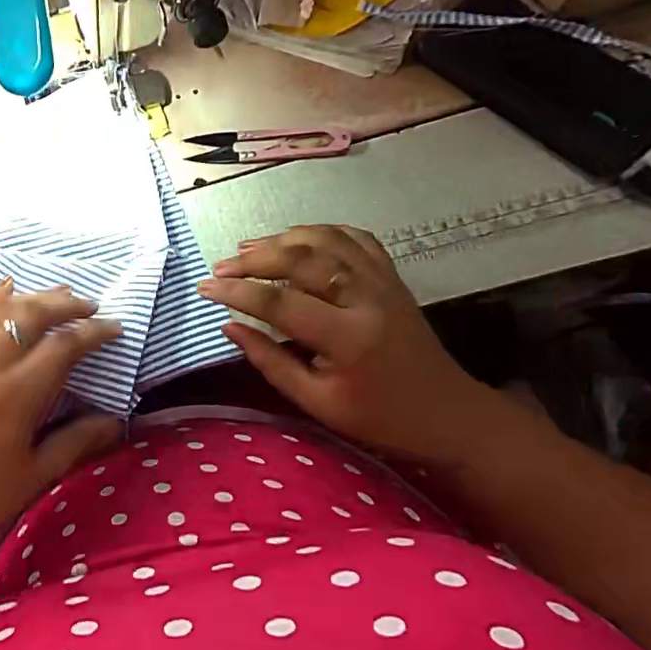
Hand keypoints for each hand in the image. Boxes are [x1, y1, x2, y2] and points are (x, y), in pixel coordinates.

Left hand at [0, 281, 123, 559]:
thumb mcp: (36, 474)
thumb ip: (77, 439)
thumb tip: (117, 420)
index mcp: (17, 395)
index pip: (64, 345)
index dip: (95, 332)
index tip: (116, 329)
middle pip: (33, 314)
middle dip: (67, 304)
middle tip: (92, 305)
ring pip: (3, 308)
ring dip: (35, 296)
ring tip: (60, 294)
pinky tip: (9, 288)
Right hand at [197, 225, 493, 458]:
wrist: (445, 412)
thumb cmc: (378, 417)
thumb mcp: (317, 403)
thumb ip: (271, 362)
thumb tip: (230, 327)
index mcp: (348, 337)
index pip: (280, 303)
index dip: (237, 292)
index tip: (205, 288)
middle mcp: (366, 297)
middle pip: (300, 259)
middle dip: (254, 259)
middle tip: (221, 267)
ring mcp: (383, 280)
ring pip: (325, 239)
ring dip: (282, 239)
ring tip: (247, 247)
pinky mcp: (391, 276)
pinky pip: (354, 238)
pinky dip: (320, 232)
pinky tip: (297, 238)